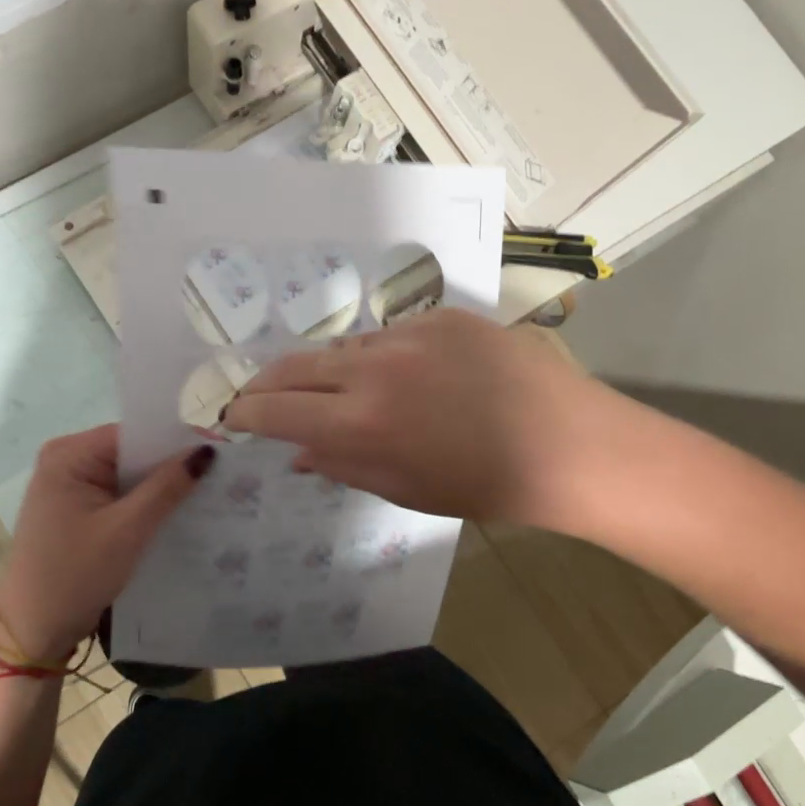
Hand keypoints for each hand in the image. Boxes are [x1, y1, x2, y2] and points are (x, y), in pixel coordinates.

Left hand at [0, 425, 213, 661]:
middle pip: (132, 454)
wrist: (31, 631)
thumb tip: (206, 451)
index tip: (223, 454)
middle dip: (174, 466)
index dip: (177, 441)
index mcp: (69, 455)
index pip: (134, 434)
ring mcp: (71, 490)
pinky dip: (147, 508)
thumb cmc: (73, 576)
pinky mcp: (78, 515)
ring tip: (212, 495)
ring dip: (163, 489)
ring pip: (129, 479)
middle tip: (225, 477)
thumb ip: (166, 488)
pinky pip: (120, 500)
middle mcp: (67, 463)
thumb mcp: (126, 531)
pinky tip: (181, 518)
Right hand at [223, 310, 614, 527]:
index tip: (234, 417)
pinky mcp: (442, 316)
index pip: (277, 410)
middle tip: (257, 396)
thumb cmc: (486, 486)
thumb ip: (343, 465)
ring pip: (341, 348)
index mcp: (360, 423)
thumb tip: (299, 451)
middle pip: (296, 366)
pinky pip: (388, 335)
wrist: (570, 445)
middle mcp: (373, 369)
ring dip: (324, 370)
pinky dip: (377, 358)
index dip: (247, 413)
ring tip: (330, 391)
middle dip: (267, 384)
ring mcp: (408, 335)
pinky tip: (399, 377)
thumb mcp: (405, 490)